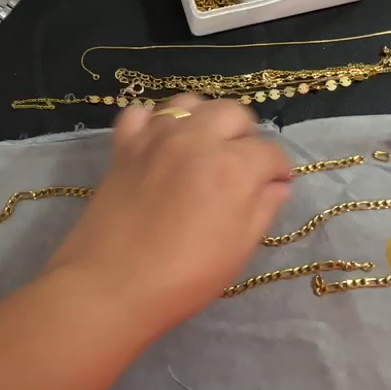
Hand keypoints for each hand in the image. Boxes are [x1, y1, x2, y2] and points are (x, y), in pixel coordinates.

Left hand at [39, 94, 292, 333]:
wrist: (111, 285)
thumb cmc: (184, 278)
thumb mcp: (239, 250)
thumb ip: (262, 209)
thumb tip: (276, 185)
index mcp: (233, 166)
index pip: (271, 151)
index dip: (278, 170)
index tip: (275, 187)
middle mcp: (196, 140)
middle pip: (233, 112)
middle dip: (246, 135)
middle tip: (242, 166)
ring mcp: (155, 138)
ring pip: (189, 104)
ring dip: (203, 119)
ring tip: (203, 148)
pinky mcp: (124, 145)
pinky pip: (141, 113)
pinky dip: (154, 122)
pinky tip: (159, 144)